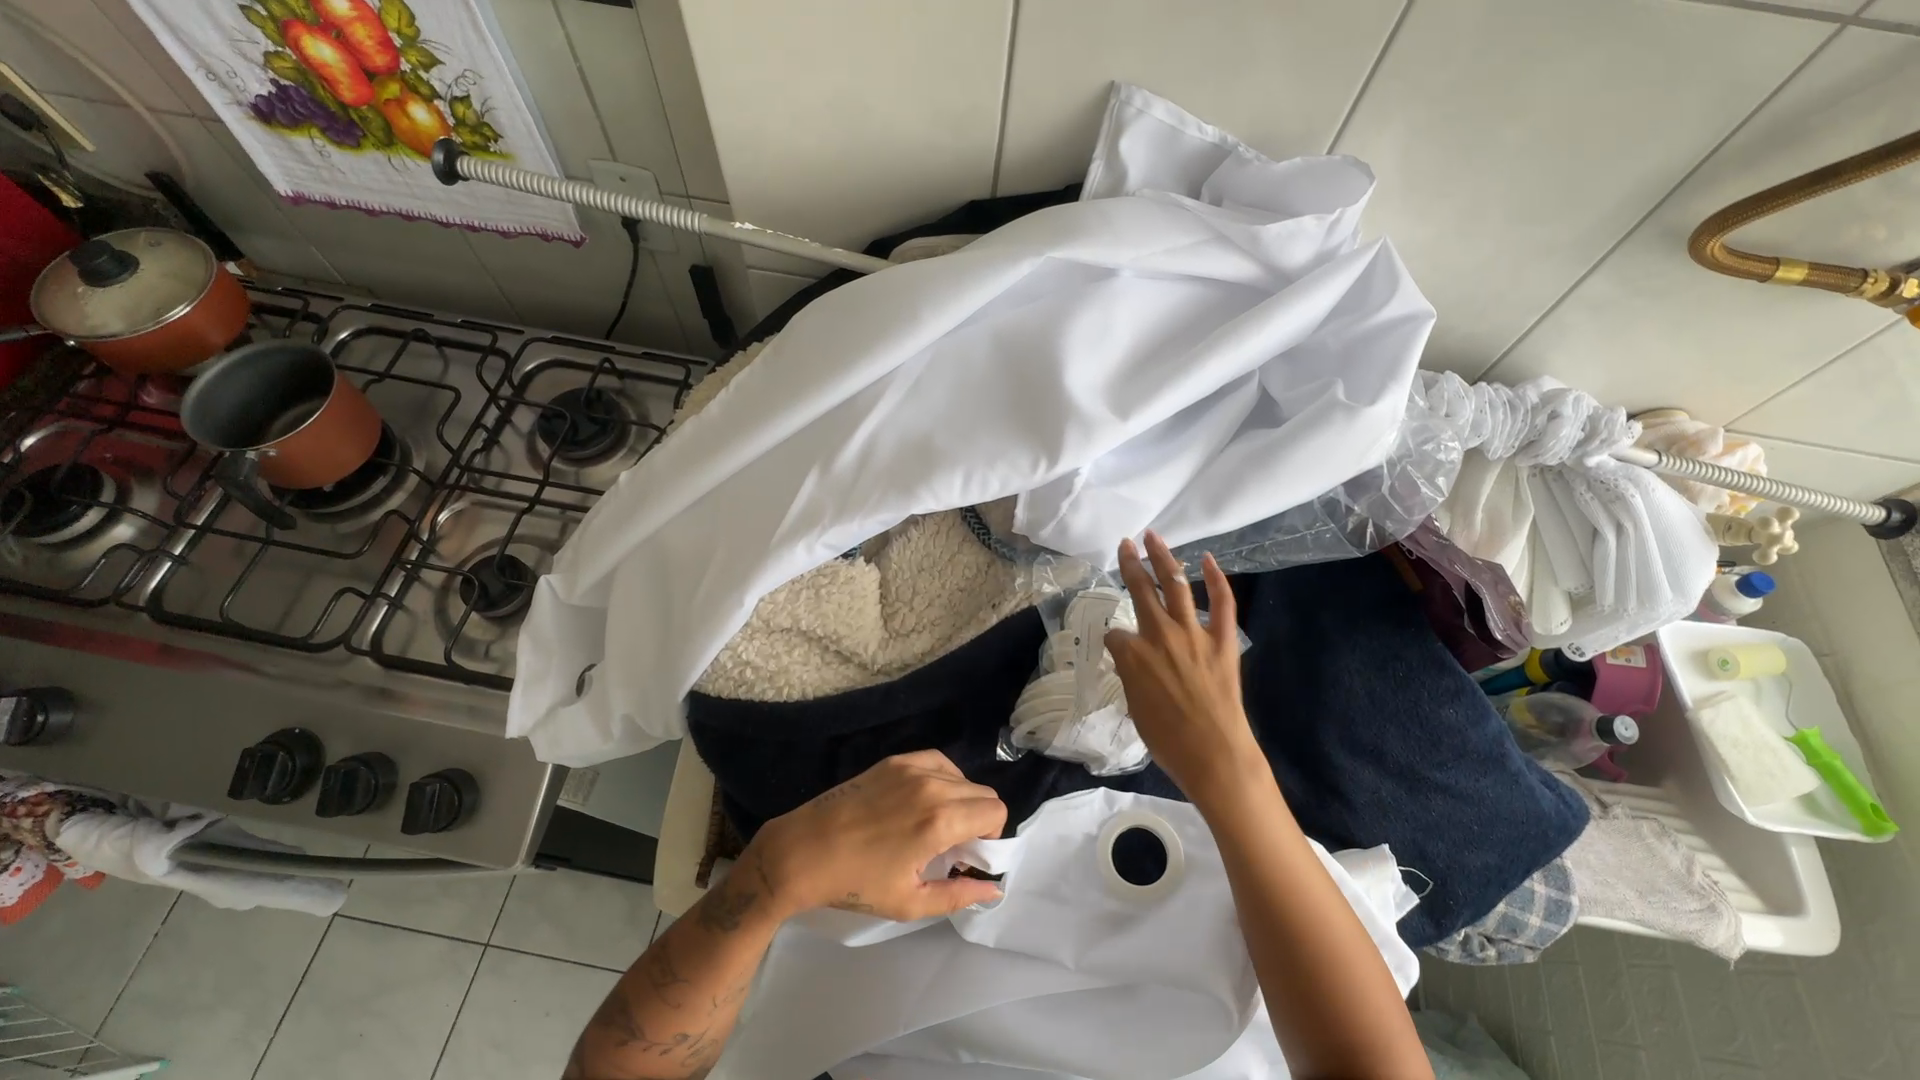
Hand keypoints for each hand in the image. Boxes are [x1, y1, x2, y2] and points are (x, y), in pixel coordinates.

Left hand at [749, 750, 1006, 919]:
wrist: (804, 853)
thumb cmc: (856, 884)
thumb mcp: (910, 903)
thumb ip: (958, 895)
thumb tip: (993, 888)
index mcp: (940, 820)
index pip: (996, 812)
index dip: (990, 836)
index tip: (967, 855)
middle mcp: (932, 786)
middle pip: (984, 792)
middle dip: (979, 819)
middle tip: (952, 845)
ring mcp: (911, 768)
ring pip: (962, 777)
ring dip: (961, 800)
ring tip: (934, 824)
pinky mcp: (893, 761)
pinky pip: (937, 762)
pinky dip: (942, 779)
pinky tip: (923, 801)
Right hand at [1106, 532, 1266, 803]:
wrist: (1213, 754)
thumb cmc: (1167, 740)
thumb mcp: (1134, 707)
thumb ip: (1130, 675)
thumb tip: (1130, 658)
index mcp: (1132, 654)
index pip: (1116, 634)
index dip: (1114, 640)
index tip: (1116, 647)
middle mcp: (1159, 635)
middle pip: (1140, 590)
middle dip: (1130, 564)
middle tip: (1125, 544)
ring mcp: (1193, 634)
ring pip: (1175, 585)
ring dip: (1164, 558)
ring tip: (1154, 537)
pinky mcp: (1222, 640)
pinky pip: (1221, 603)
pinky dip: (1216, 579)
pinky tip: (1208, 559)